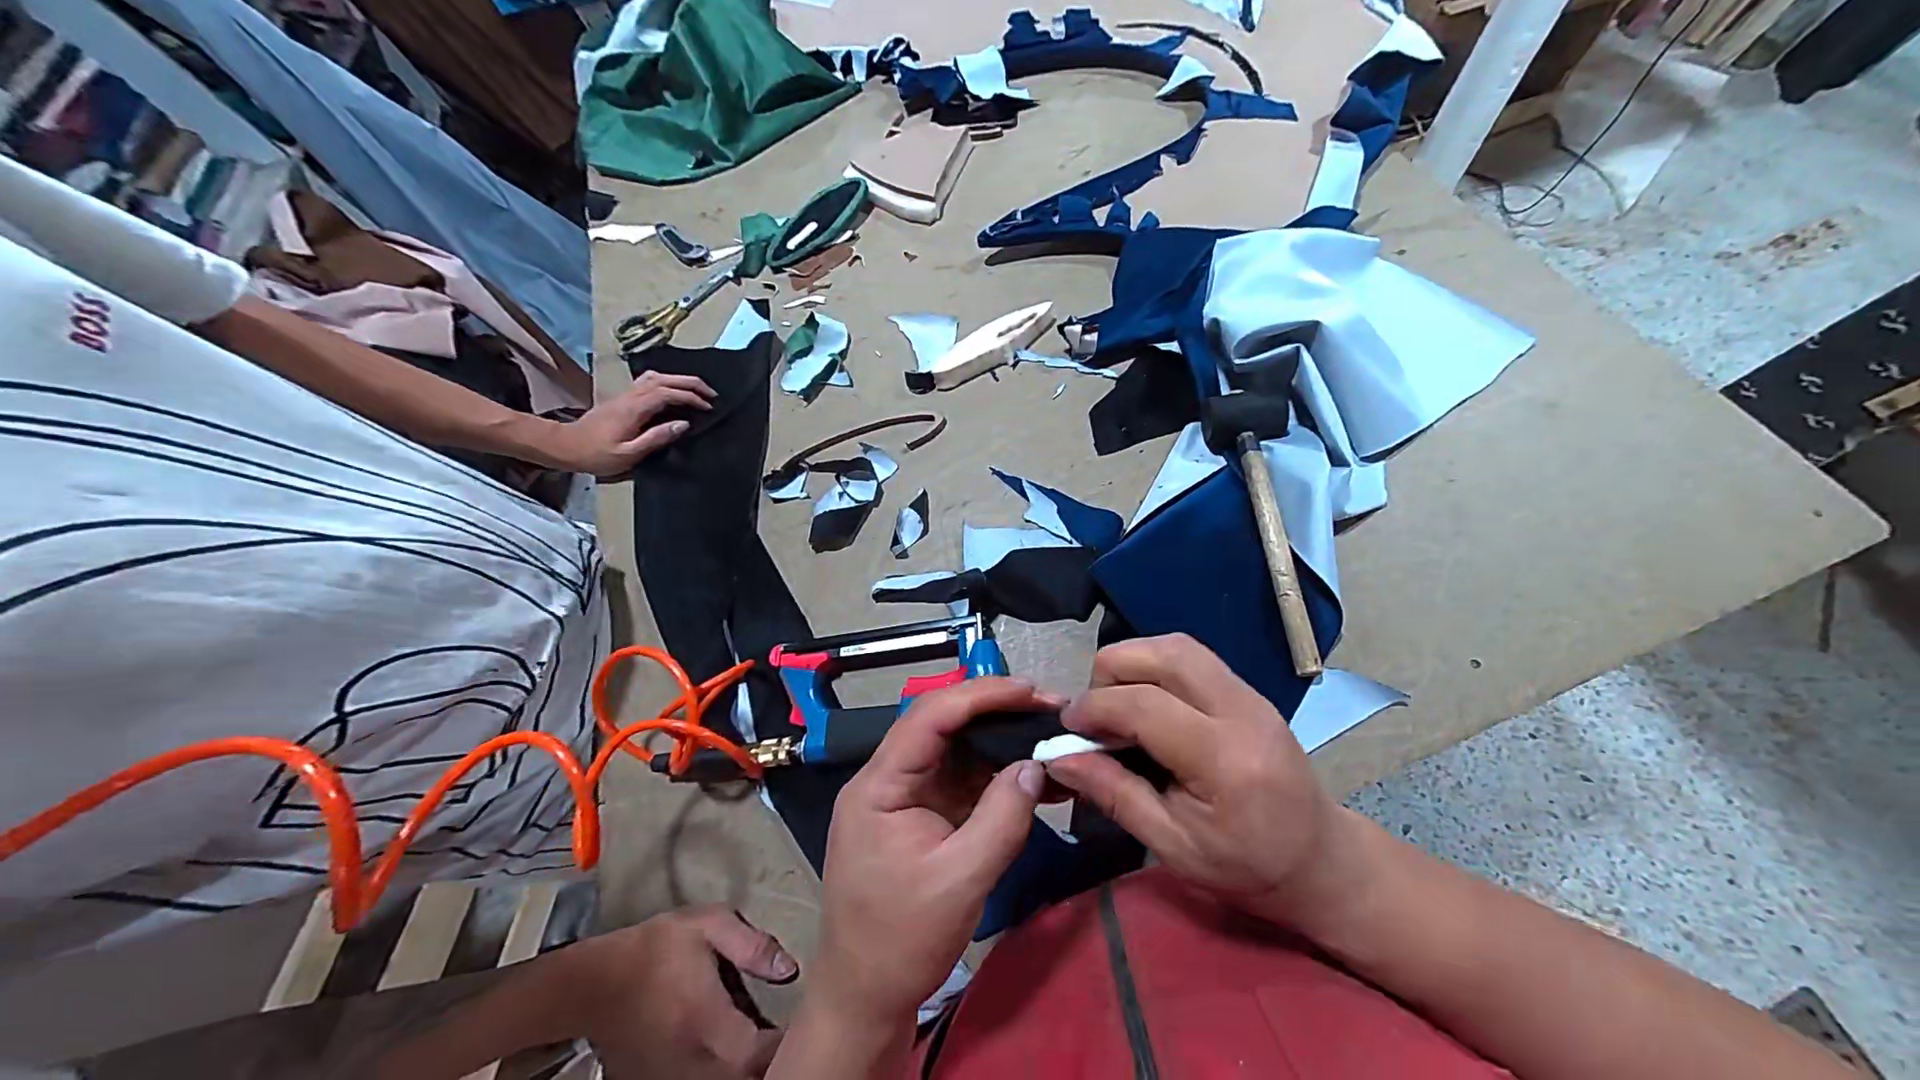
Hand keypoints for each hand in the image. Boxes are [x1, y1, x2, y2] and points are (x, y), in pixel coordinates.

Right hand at [371, 905, 793, 1079]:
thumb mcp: (707, 925)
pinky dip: (727, 1069)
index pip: (765, 1055)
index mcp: (712, 1026)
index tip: (809, 1019)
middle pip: (751, 1077)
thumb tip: (790, 967)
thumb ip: (751, 944)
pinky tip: (738, 1044)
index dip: (792, 1043)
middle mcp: (697, 1064)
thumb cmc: (655, 947)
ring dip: (752, 1064)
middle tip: (794, 1028)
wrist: (590, 983)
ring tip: (773, 1035)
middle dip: (777, 1058)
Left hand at [538, 371, 714, 474]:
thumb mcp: (629, 453)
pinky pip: (649, 382)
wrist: (565, 446)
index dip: (691, 397)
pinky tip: (674, 393)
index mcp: (635, 408)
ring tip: (697, 391)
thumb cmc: (597, 454)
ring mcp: (625, 394)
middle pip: (664, 379)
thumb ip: (657, 438)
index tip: (708, 407)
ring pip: (656, 377)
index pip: (668, 393)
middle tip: (712, 394)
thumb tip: (684, 424)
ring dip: (679, 380)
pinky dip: (668, 382)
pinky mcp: (623, 398)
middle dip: (691, 383)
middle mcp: (631, 396)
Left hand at [810, 678, 1053, 1029]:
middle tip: (1048, 707)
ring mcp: (906, 798)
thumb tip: (1035, 767)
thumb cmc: (901, 942)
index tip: (1028, 690)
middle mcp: (888, 780)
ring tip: (1047, 733)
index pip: (928, 718)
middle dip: (995, 712)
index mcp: (879, 785)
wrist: (866, 998)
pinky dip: (996, 776)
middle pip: (941, 727)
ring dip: (1000, 742)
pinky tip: (1032, 775)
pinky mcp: (923, 817)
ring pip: (955, 751)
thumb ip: (1001, 819)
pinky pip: (962, 782)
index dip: (979, 695)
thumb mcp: (959, 882)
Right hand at [1044, 634, 1358, 928]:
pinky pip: (1191, 657)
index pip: (1144, 705)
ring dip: (1133, 664)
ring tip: (1117, 706)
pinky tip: (1145, 703)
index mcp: (1226, 759)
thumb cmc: (1247, 867)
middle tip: (1096, 716)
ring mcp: (1251, 694)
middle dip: (1111, 672)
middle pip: (1163, 654)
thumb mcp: (1173, 846)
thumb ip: (1115, 794)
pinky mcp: (1249, 691)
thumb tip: (1059, 757)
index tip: (1068, 728)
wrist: (1321, 861)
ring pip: (1176, 646)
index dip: (1094, 707)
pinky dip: (1154, 668)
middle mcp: (1242, 711)